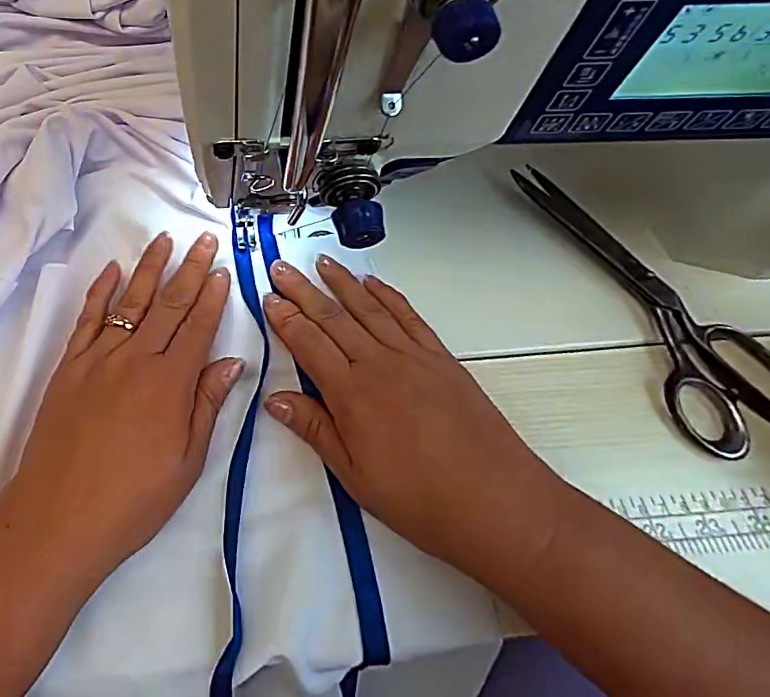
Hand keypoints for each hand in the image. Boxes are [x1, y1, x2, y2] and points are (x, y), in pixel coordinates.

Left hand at [0, 232, 242, 580]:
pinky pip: (88, 318)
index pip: (198, 327)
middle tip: (202, 239)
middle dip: (189, 269)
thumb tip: (232, 362)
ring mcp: (99, 358)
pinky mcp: (70, 365)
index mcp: (170, 383)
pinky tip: (111, 270)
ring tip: (163, 241)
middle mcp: (136, 359)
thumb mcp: (186, 462)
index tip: (222, 270)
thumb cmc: (133, 499)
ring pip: (130, 301)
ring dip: (148, 268)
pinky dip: (100, 291)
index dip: (213, 296)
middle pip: (168, 304)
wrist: (60, 515)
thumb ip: (207, 405)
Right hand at [261, 256, 575, 583]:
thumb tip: (277, 401)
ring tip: (321, 263)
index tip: (269, 300)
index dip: (285, 318)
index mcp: (353, 395)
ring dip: (341, 283)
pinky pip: (408, 317)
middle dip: (303, 290)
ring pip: (368, 309)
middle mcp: (380, 366)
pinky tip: (373, 284)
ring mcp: (413, 358)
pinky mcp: (441, 360)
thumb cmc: (426, 500)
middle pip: (332, 317)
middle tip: (283, 270)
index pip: (309, 343)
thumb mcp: (356, 476)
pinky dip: (388, 296)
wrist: (500, 505)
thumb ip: (315, 430)